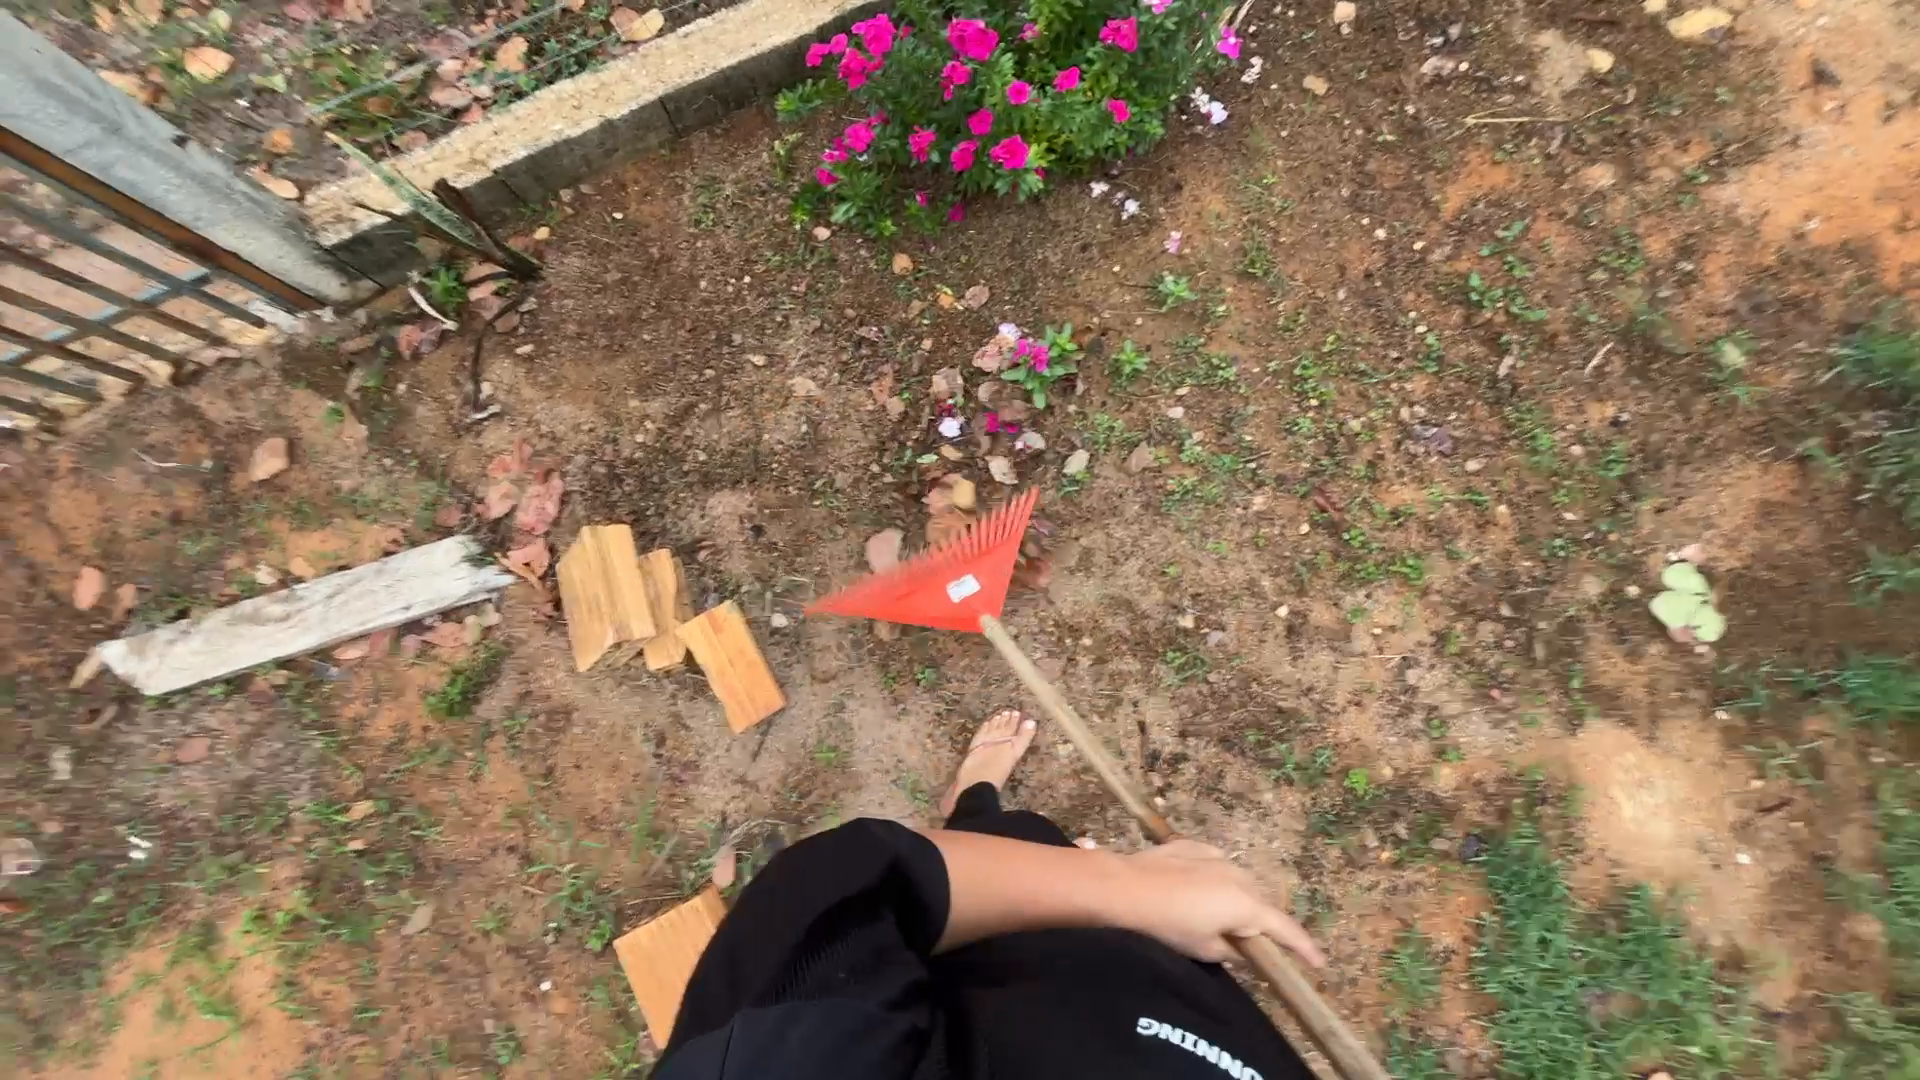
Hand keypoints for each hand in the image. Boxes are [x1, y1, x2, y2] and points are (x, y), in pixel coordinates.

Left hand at [1113, 839, 1325, 968]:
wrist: (1128, 887)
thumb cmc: (1169, 923)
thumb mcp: (1206, 949)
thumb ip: (1233, 952)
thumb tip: (1242, 950)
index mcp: (1246, 904)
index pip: (1283, 929)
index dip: (1302, 947)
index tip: (1318, 962)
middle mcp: (1237, 874)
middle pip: (1259, 903)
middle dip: (1258, 922)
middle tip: (1248, 941)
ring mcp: (1214, 855)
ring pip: (1237, 881)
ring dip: (1235, 898)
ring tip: (1215, 915)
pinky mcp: (1192, 844)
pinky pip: (1213, 865)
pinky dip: (1212, 879)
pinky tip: (1194, 890)